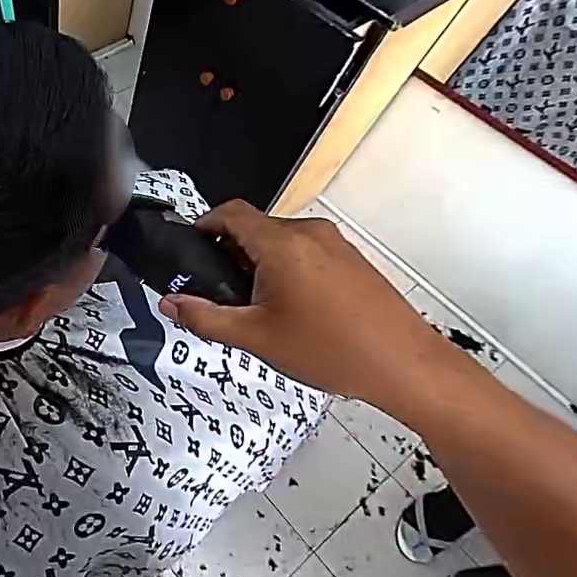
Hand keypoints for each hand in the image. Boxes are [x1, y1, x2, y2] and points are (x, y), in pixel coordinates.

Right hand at [157, 200, 464, 410]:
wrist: (401, 363)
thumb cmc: (338, 350)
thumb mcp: (256, 338)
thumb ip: (206, 318)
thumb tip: (174, 305)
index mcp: (283, 245)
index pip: (231, 213)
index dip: (205, 224)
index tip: (193, 243)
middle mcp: (311, 234)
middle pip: (256, 228)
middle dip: (232, 254)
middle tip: (224, 292)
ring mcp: (335, 244)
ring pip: (283, 242)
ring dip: (262, 265)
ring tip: (262, 310)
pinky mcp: (351, 259)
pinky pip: (308, 252)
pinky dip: (290, 270)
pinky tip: (294, 311)